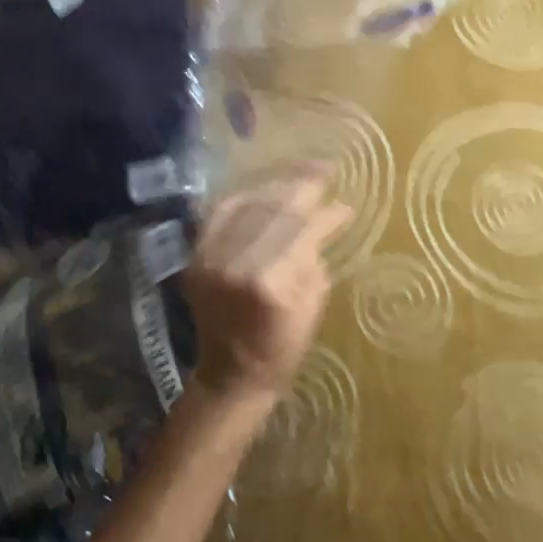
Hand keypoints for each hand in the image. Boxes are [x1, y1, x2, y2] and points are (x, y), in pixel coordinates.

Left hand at [185, 164, 350, 404]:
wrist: (230, 373)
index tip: (345, 205)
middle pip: (275, 206)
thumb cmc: (283, 345)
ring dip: (278, 183)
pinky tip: (265, 186)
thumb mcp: (313, 299)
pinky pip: (221, 209)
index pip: (304, 228)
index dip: (328, 213)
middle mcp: (236, 260)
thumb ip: (316, 252)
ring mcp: (211, 255)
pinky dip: (245, 193)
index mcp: (270, 280)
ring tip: (302, 171)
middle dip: (305, 184)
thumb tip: (329, 213)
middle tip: (327, 169)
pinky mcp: (197, 253)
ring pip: (249, 201)